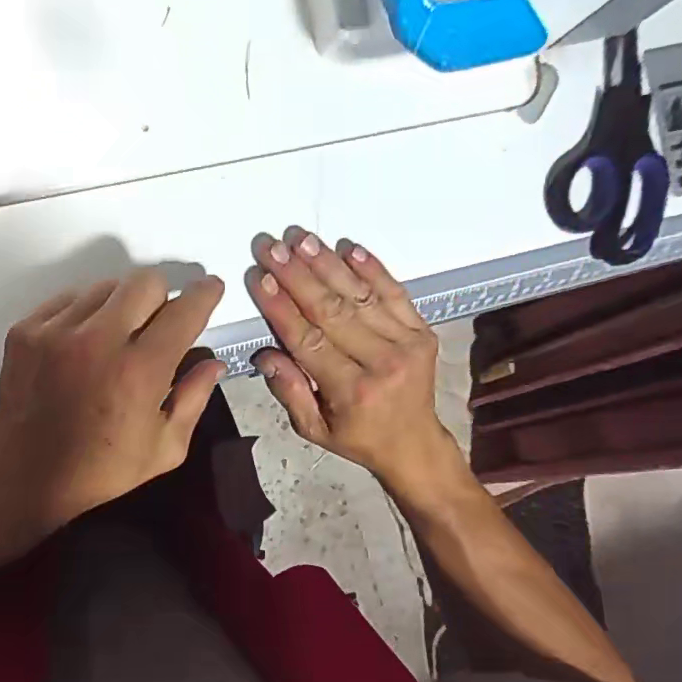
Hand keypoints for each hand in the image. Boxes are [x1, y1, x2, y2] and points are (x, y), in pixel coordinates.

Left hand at [0, 268, 226, 545]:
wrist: (28, 475)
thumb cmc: (101, 469)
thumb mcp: (165, 448)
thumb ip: (193, 399)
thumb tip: (213, 363)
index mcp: (139, 372)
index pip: (184, 311)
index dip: (204, 295)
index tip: (210, 288)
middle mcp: (97, 341)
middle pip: (145, 282)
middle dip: (160, 298)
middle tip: (155, 325)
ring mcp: (56, 332)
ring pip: (105, 287)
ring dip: (119, 305)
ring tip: (113, 339)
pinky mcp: (26, 331)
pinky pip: (67, 299)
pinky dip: (82, 314)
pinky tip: (81, 344)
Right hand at [246, 227, 467, 509]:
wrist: (414, 443)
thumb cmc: (355, 436)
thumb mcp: (312, 428)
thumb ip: (288, 390)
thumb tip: (264, 354)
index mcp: (352, 391)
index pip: (309, 341)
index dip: (282, 308)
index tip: (260, 278)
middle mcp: (383, 363)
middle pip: (333, 311)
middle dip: (298, 276)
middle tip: (273, 248)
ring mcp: (407, 343)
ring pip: (360, 296)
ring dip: (328, 264)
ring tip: (302, 239)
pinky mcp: (421, 331)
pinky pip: (394, 293)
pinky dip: (372, 268)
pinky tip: (348, 247)